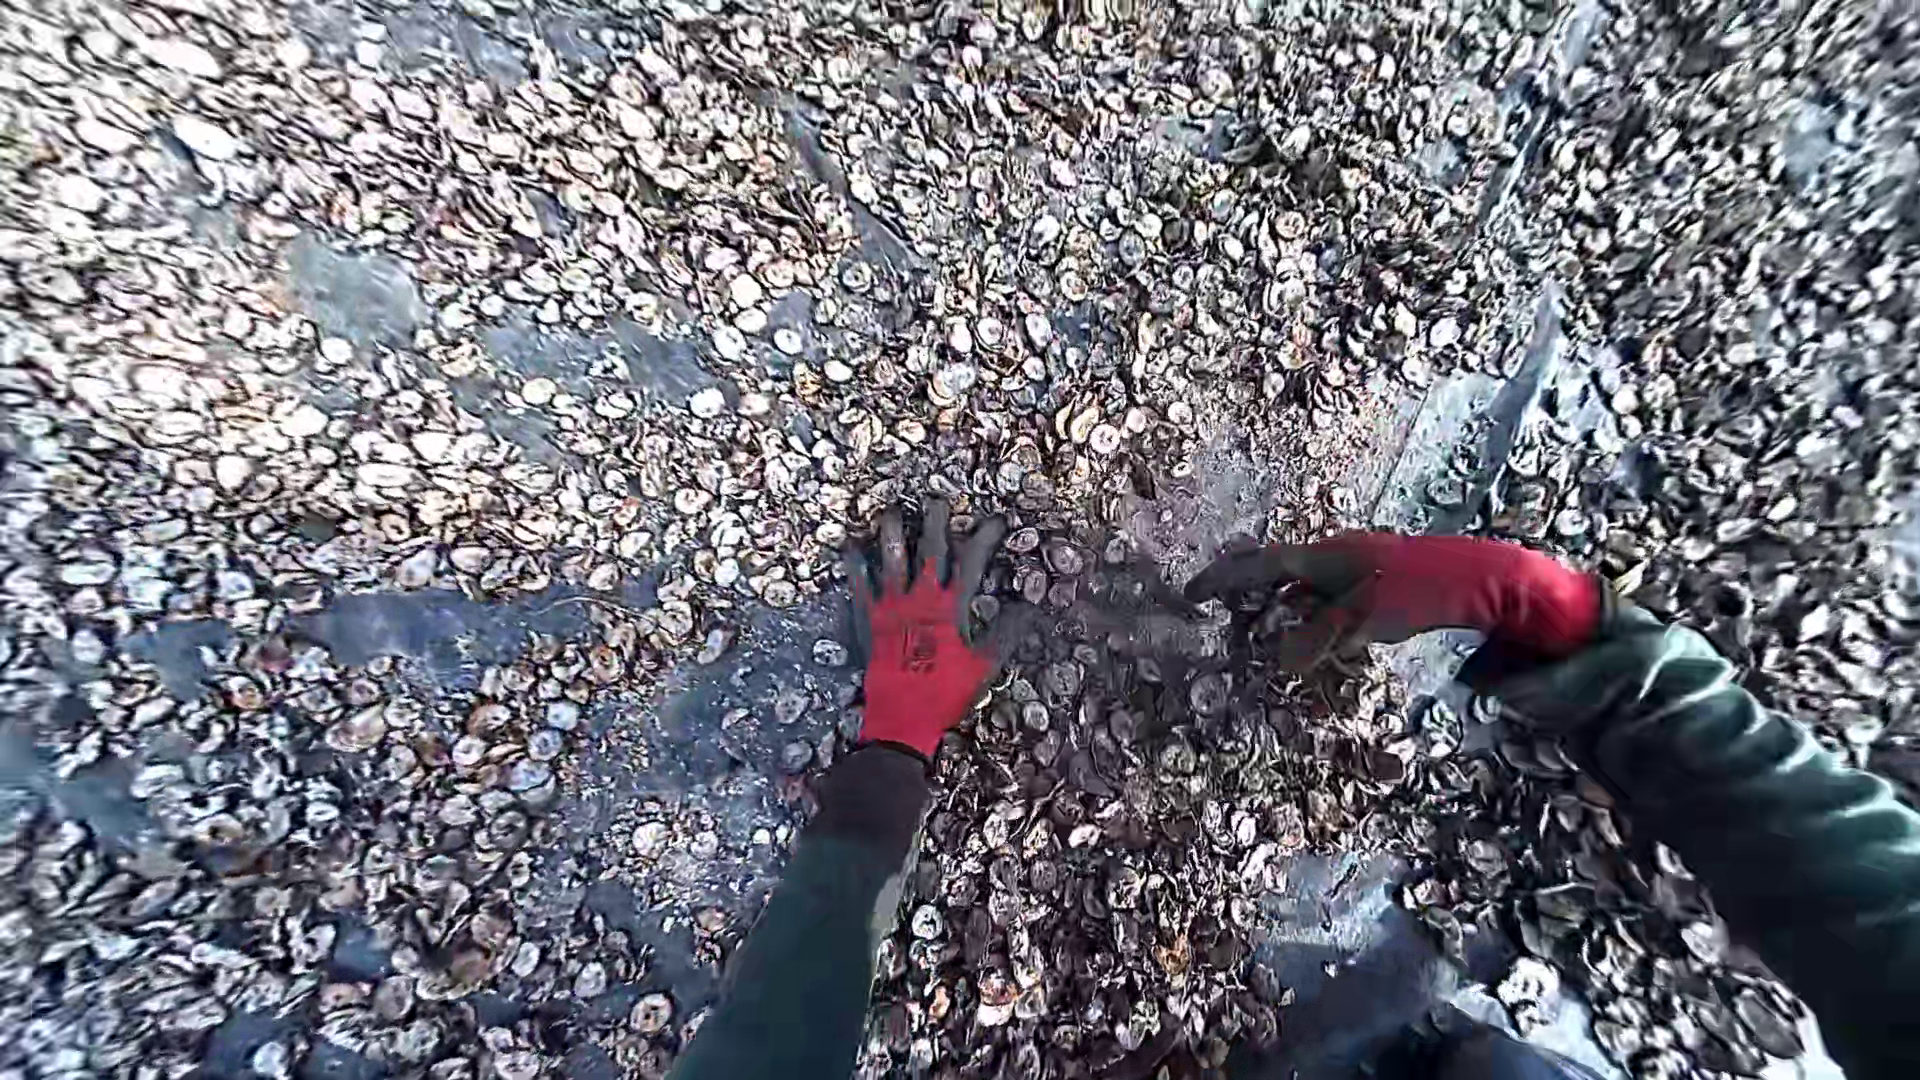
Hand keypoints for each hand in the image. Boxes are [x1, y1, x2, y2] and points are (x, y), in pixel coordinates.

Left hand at [847, 499, 1006, 759]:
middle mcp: (921, 598)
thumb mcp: (984, 666)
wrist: (902, 718)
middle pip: (930, 549)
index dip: (985, 537)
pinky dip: (855, 565)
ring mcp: (892, 606)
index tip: (996, 520)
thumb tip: (1030, 606)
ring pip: (891, 559)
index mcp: (952, 607)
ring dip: (892, 533)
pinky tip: (851, 547)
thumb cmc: (945, 692)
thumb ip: (1007, 633)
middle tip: (938, 501)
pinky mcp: (869, 619)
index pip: (972, 562)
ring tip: (891, 512)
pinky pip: (859, 586)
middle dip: (936, 522)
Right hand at [1183, 533, 1600, 669]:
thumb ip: (1318, 639)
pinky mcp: (1370, 572)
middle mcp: (1329, 553)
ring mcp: (1350, 560)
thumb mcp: (1364, 621)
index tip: (1191, 592)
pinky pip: (1319, 585)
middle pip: (1270, 564)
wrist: (1488, 578)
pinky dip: (1301, 601)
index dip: (1220, 579)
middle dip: (1239, 580)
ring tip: (1254, 614)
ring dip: (1271, 594)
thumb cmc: (1420, 592)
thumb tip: (1281, 663)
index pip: (1256, 566)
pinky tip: (1305, 616)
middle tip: (1215, 597)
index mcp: (1320, 558)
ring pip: (1295, 576)